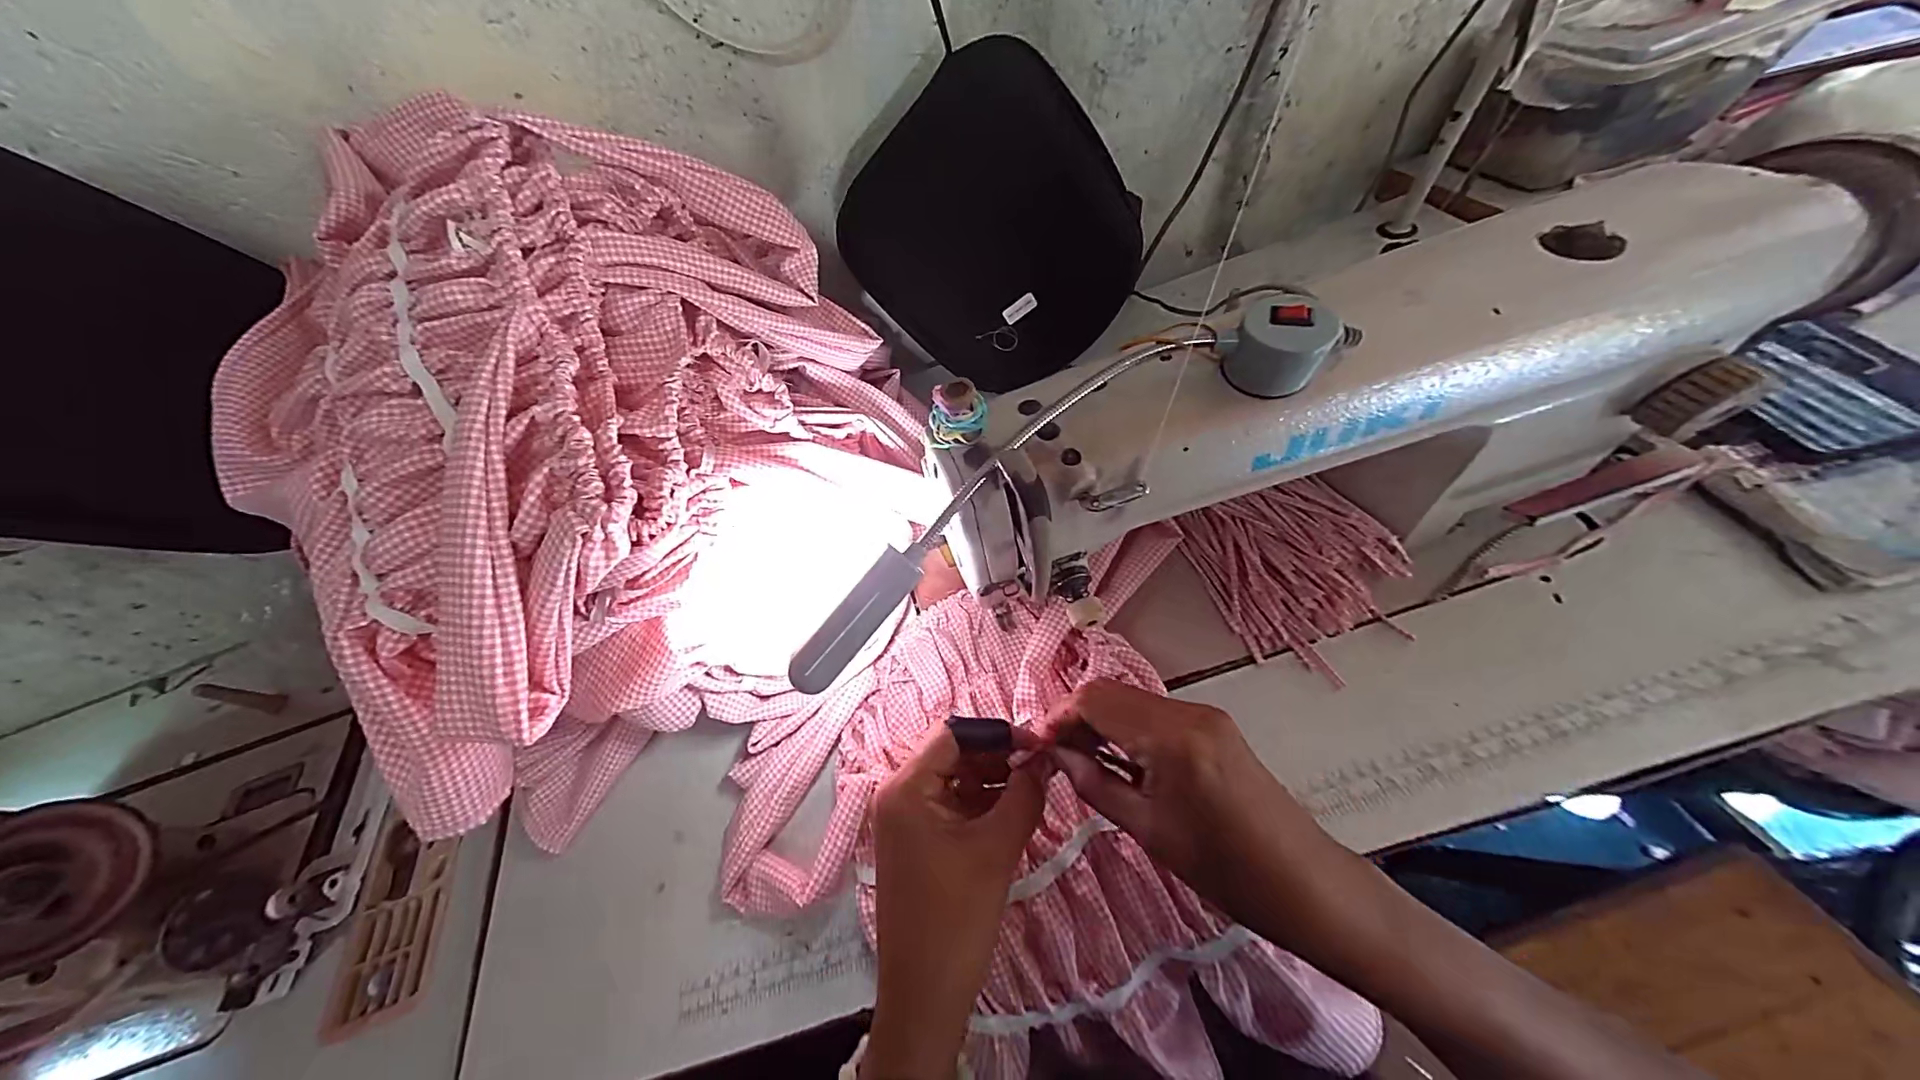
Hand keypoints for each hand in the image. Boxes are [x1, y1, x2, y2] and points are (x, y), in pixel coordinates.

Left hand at [864, 726, 1048, 1078]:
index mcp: (906, 787)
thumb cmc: (956, 918)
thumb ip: (1024, 794)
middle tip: (1043, 767)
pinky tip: (1017, 810)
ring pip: (956, 779)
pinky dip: (984, 803)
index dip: (997, 732)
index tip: (1038, 744)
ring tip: (1037, 788)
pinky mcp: (919, 841)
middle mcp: (900, 794)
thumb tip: (1044, 758)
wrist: (924, 995)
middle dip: (998, 756)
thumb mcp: (997, 848)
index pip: (953, 733)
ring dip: (994, 779)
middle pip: (953, 754)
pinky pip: (953, 805)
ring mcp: (907, 819)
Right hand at [1041, 679, 1340, 919]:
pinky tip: (1122, 763)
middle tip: (1060, 758)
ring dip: (1101, 724)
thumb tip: (1055, 753)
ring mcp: (1205, 715)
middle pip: (1111, 692)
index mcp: (1172, 736)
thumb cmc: (1225, 868)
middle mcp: (1188, 712)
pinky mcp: (1214, 726)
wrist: (1305, 883)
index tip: (1039, 747)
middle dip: (1077, 718)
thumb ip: (1094, 783)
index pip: (1094, 699)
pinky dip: (1128, 730)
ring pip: (1131, 701)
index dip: (1058, 717)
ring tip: (1088, 765)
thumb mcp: (1148, 829)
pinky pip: (1155, 714)